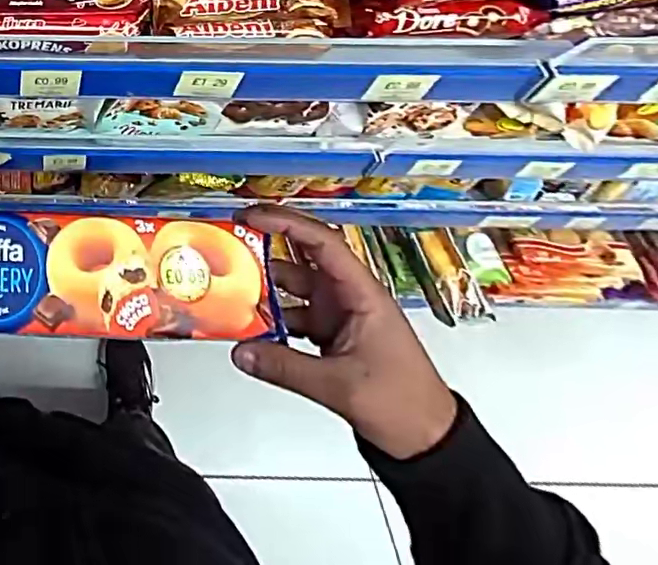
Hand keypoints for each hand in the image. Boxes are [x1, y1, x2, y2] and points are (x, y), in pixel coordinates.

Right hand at [230, 204, 457, 459]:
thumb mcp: (341, 386)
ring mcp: (336, 313)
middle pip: (298, 259)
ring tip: (229, 287)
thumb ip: (284, 366)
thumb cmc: (407, 405)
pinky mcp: (327, 332)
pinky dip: (267, 315)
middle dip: (262, 249)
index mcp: (362, 295)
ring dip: (260, 287)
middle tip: (227, 244)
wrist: (430, 441)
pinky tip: (247, 323)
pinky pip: (288, 313)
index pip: (322, 242)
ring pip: (289, 287)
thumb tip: (242, 351)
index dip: (285, 222)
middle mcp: (347, 296)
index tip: (250, 216)